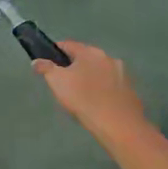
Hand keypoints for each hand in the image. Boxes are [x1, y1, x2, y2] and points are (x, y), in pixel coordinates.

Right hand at [32, 40, 147, 134]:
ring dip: (90, 77)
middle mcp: (108, 57)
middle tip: (64, 80)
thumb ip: (45, 68)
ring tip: (81, 93)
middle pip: (85, 57)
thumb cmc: (83, 98)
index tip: (48, 61)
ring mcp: (122, 73)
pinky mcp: (130, 89)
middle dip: (74, 65)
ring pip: (100, 71)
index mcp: (89, 52)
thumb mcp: (56, 81)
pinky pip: (111, 85)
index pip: (68, 44)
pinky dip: (103, 89)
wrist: (118, 124)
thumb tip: (37, 61)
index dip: (55, 51)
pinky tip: (97, 102)